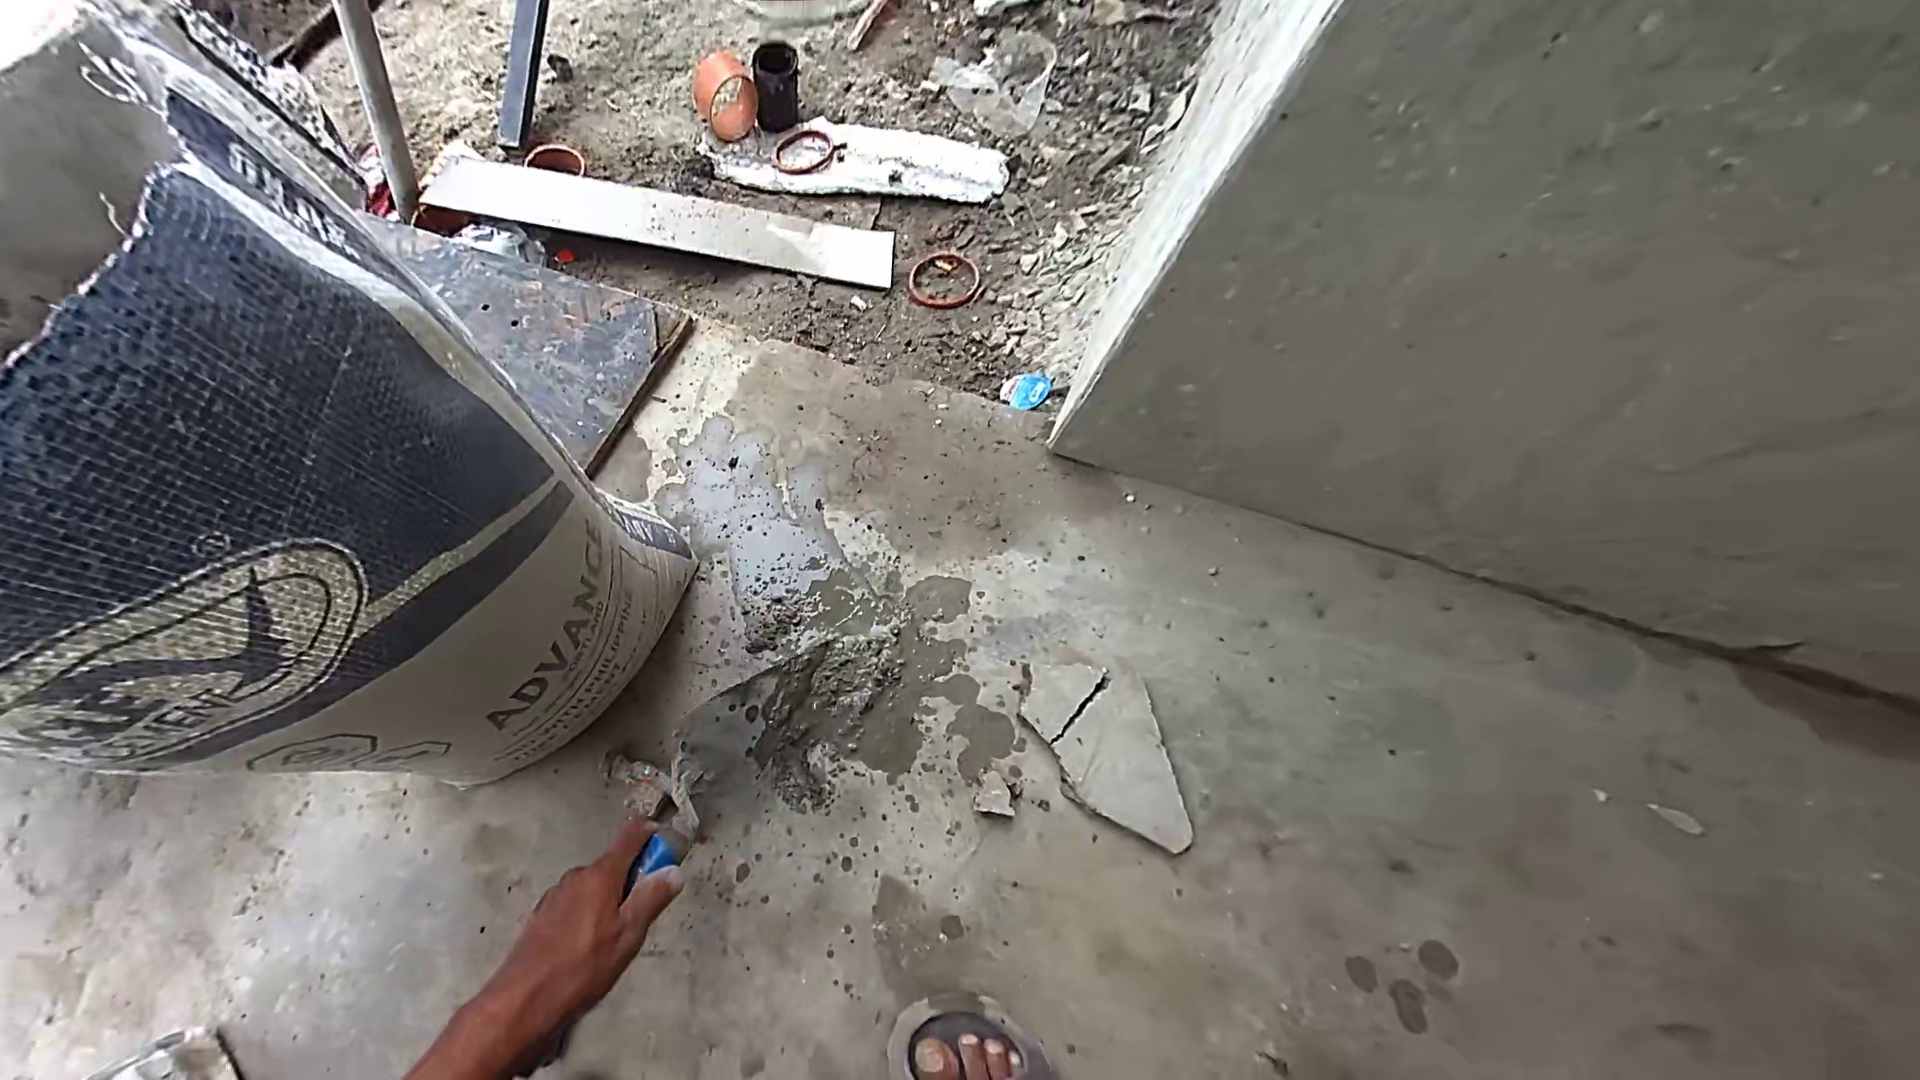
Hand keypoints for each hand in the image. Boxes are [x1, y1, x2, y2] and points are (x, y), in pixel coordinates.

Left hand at [404, 820, 684, 1079]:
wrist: (517, 1006)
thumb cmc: (581, 967)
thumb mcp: (628, 935)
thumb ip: (652, 898)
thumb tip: (673, 871)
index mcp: (601, 873)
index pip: (632, 834)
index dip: (652, 833)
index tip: (666, 851)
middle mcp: (577, 875)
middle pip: (613, 863)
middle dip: (632, 878)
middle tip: (640, 913)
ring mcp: (555, 895)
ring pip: (593, 885)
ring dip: (608, 897)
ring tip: (611, 936)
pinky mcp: (540, 917)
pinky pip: (574, 902)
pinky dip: (587, 912)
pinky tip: (584, 946)